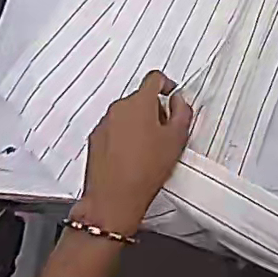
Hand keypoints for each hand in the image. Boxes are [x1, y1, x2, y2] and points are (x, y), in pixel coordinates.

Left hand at [75, 71, 192, 236]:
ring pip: (126, 114)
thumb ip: (182, 112)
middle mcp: (118, 108)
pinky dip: (123, 136)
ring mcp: (104, 124)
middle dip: (154, 110)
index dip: (167, 84)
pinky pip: (113, 129)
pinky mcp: (95, 139)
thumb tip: (178, 101)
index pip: (154, 79)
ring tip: (149, 149)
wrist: (114, 198)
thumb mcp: (177, 139)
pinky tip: (133, 157)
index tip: (171, 93)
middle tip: (165, 130)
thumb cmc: (144, 171)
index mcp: (139, 103)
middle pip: (140, 98)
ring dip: (138, 124)